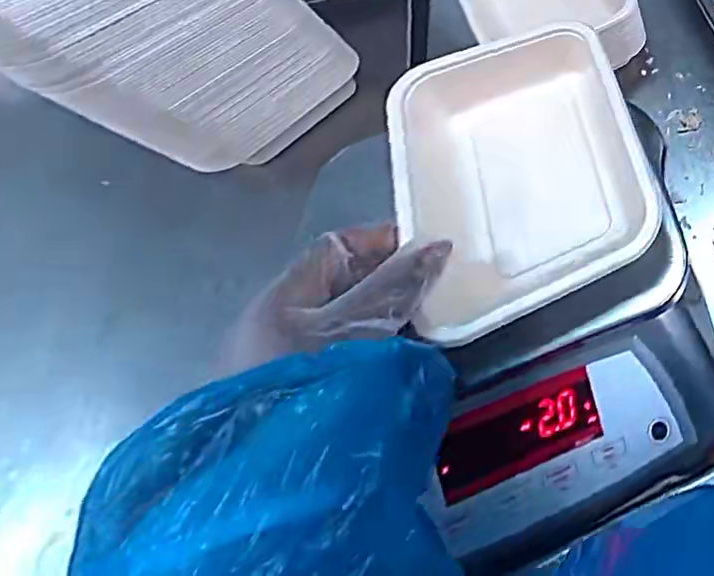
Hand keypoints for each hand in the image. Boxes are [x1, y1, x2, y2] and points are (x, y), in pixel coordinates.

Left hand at [224, 225, 451, 373]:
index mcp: (282, 298)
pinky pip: (352, 346)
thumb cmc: (311, 379)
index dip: (382, 239)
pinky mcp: (307, 389)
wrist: (275, 473)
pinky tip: (409, 344)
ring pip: (352, 315)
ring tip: (431, 309)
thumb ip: (399, 283)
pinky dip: (382, 339)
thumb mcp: (361, 324)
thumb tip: (438, 247)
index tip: (426, 245)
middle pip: (346, 280)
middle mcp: (280, 323)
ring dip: (391, 310)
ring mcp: (290, 359)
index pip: (338, 246)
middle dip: (393, 275)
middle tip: (436, 276)